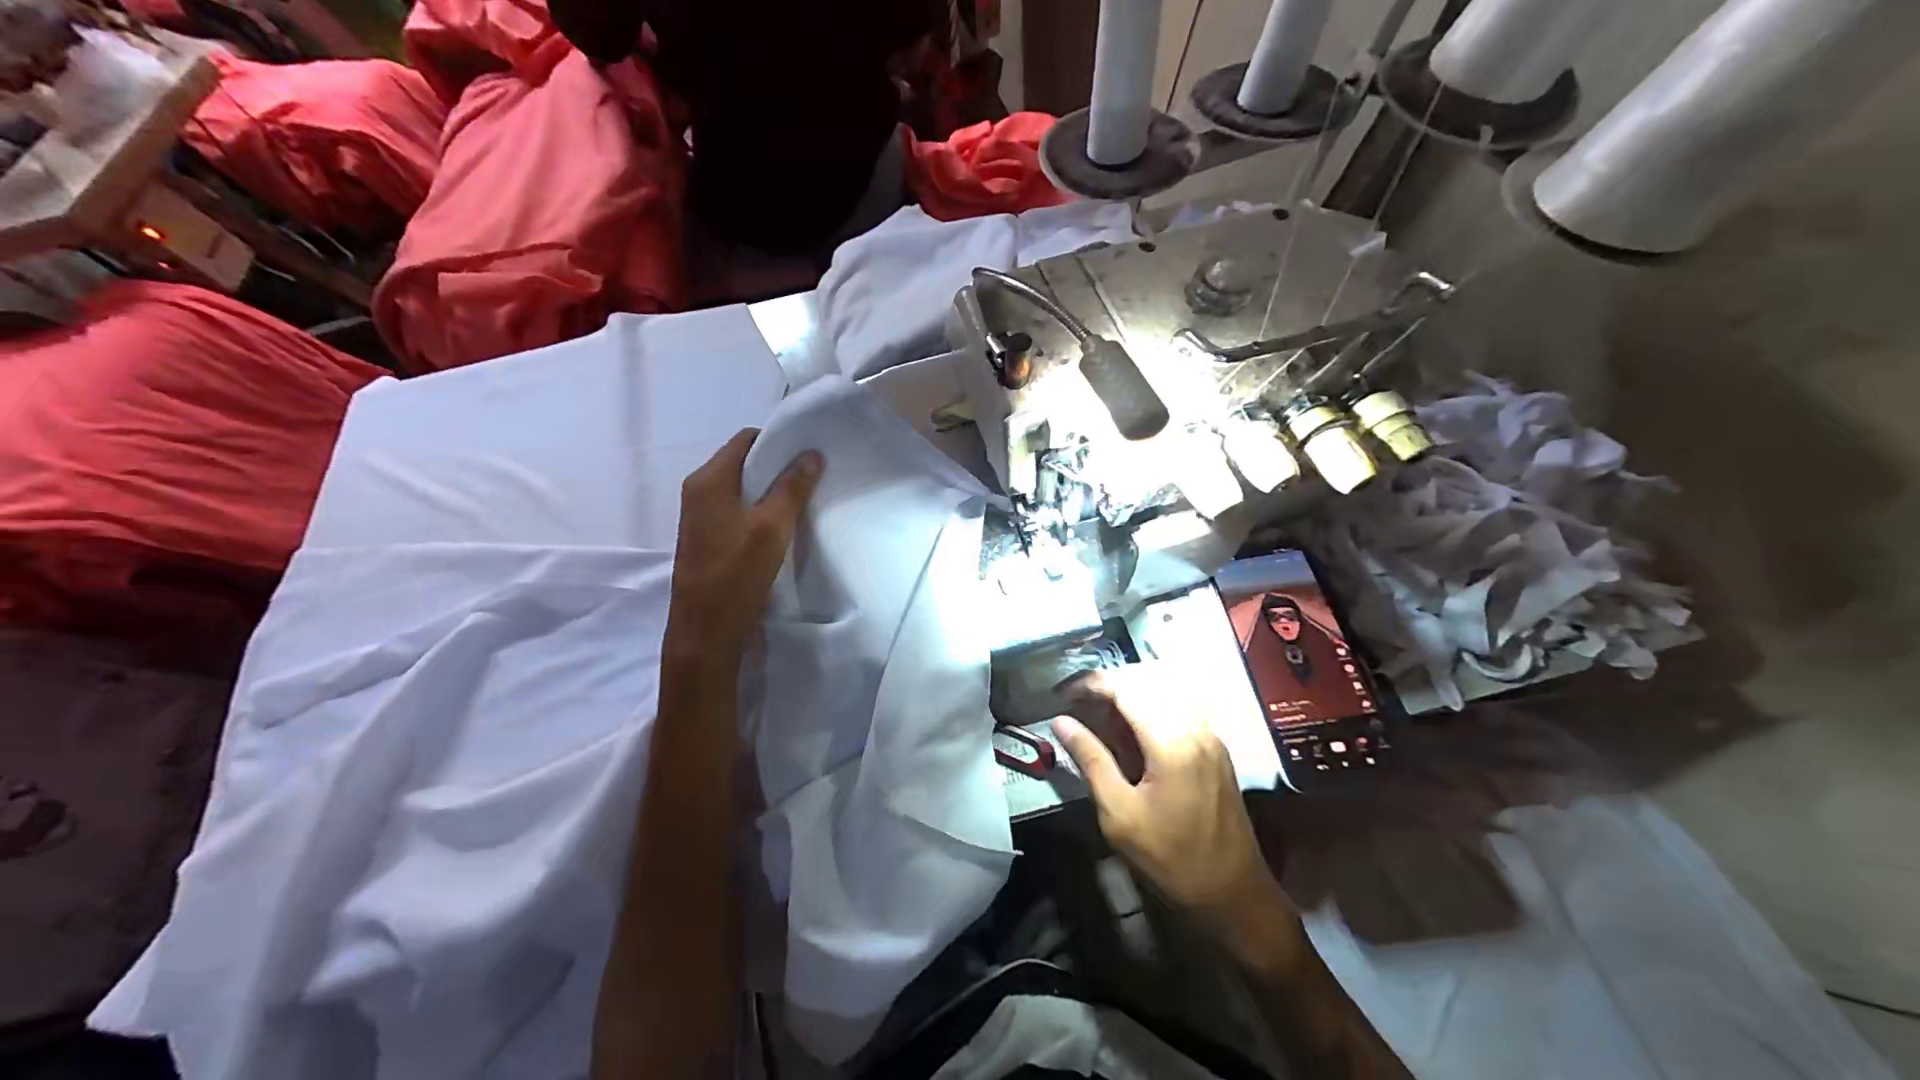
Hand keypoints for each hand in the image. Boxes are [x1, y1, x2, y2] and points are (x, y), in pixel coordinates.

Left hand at [667, 428, 822, 654]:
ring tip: (802, 501)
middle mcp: (699, 491)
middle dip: (777, 467)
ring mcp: (700, 516)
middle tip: (812, 477)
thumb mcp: (772, 528)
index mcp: (708, 480)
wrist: (705, 630)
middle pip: (743, 463)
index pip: (746, 440)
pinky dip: (760, 510)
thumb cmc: (736, 574)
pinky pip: (737, 510)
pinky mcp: (707, 537)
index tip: (808, 453)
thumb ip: (792, 488)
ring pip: (741, 489)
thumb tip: (811, 454)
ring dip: (770, 491)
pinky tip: (782, 526)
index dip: (778, 442)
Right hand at [1052, 665, 1294, 935]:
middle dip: (1108, 685)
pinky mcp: (1215, 749)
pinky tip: (1130, 729)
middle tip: (1076, 703)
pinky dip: (1150, 706)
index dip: (1090, 684)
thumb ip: (1090, 760)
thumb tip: (1061, 722)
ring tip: (1098, 713)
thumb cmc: (1171, 860)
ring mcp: (1210, 737)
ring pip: (1164, 692)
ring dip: (1129, 693)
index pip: (1126, 688)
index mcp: (1172, 741)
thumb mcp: (1119, 814)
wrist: (1233, 894)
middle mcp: (1196, 728)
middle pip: (1146, 682)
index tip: (1061, 694)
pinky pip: (1178, 708)